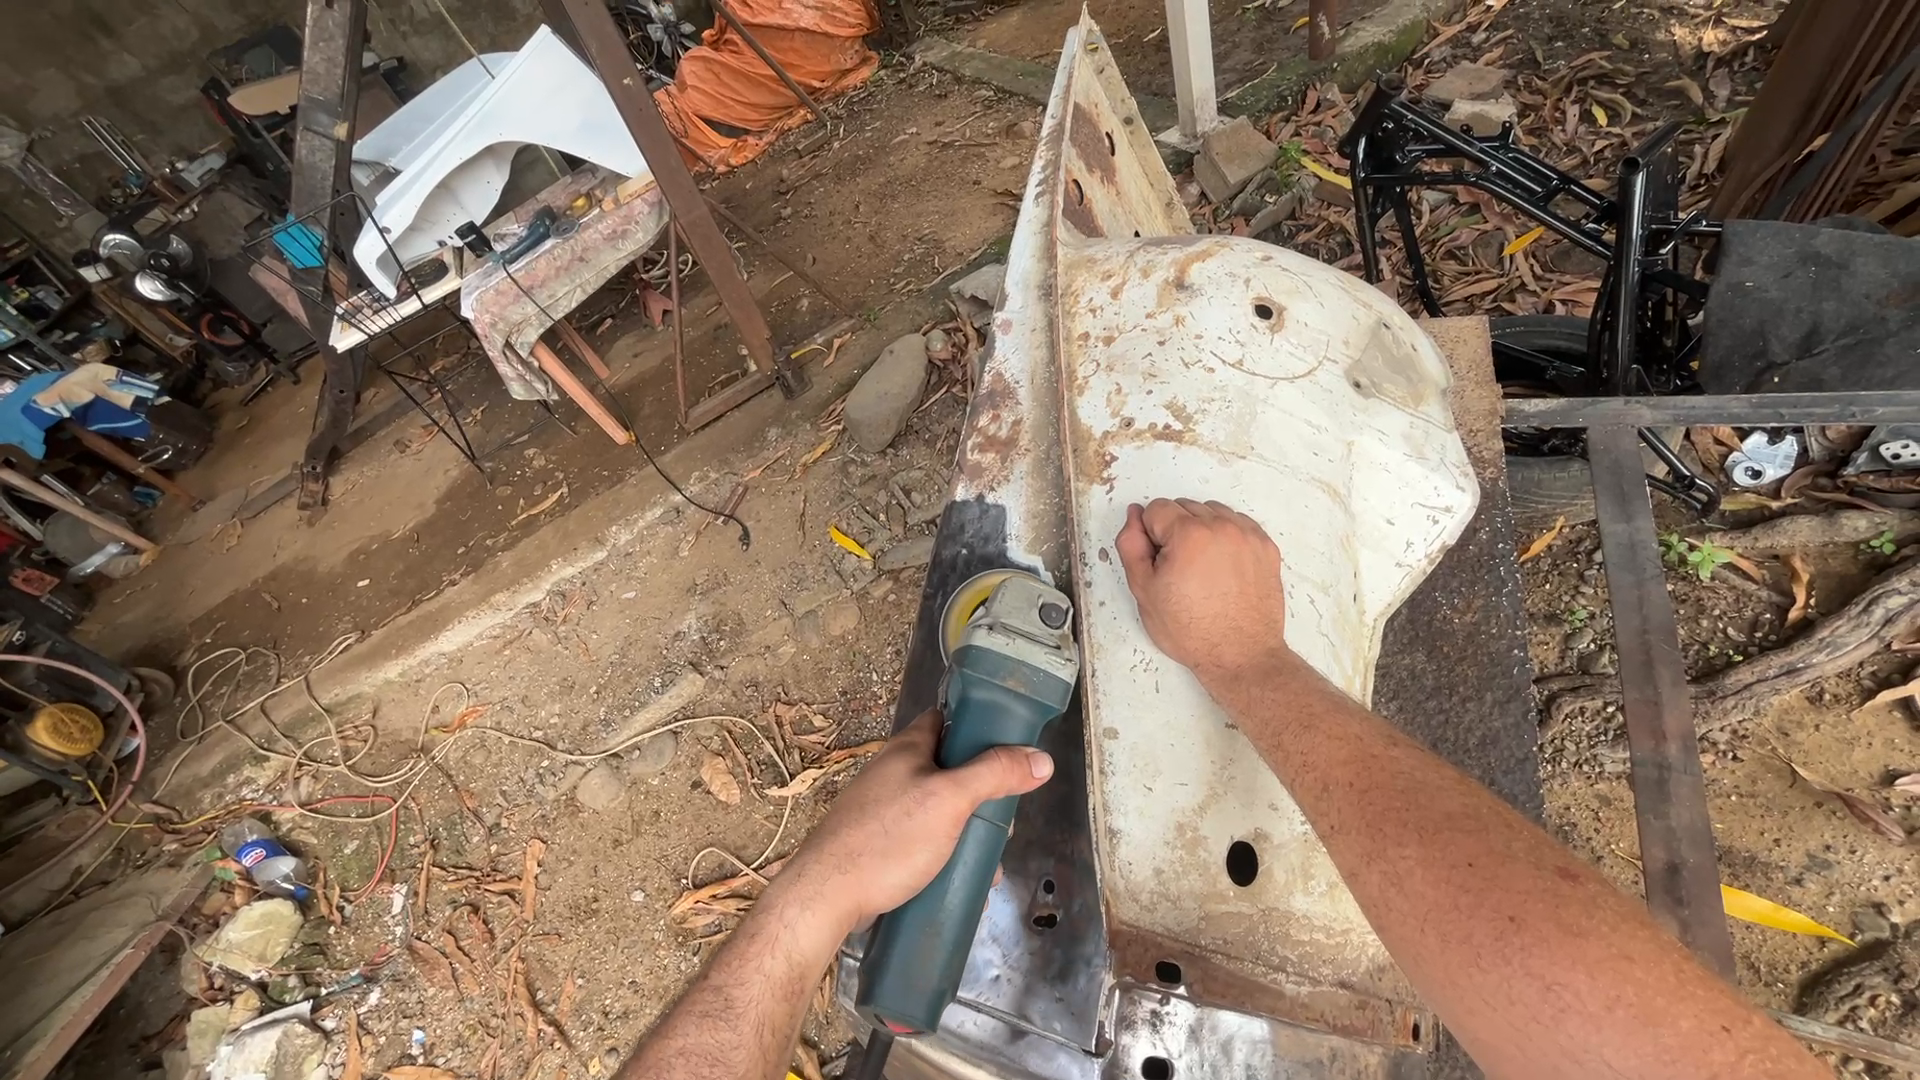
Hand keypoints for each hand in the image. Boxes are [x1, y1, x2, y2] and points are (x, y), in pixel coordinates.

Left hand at [777, 711, 1052, 931]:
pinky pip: (922, 838)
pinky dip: (944, 851)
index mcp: (907, 748)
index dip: (979, 725)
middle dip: (980, 792)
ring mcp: (883, 808)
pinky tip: (959, 878)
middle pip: (948, 768)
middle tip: (1003, 818)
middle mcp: (893, 771)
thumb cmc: (889, 838)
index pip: (947, 718)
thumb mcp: (950, 800)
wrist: (826, 897)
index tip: (1011, 746)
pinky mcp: (878, 843)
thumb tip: (1042, 758)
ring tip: (987, 860)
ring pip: (938, 808)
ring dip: (965, 828)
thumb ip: (994, 774)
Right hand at [1114, 498, 1291, 683]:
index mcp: (1189, 535)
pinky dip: (1225, 536)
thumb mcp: (1144, 589)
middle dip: (1174, 531)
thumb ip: (1131, 545)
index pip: (1156, 508)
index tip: (1159, 561)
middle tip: (1178, 569)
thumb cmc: (1192, 630)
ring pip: (1211, 512)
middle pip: (1184, 506)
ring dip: (1200, 530)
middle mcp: (1222, 527)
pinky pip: (1237, 523)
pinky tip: (1219, 566)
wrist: (1239, 655)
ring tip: (1200, 567)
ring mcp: (1248, 536)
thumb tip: (1134, 516)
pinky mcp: (1266, 547)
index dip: (1150, 535)